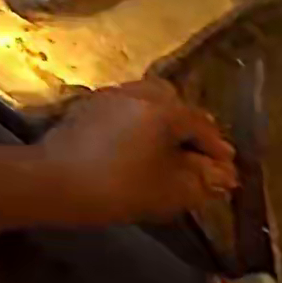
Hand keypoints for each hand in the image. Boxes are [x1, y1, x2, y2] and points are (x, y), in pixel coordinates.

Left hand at [34, 78, 235, 224]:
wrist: (56, 179)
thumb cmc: (120, 186)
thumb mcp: (175, 189)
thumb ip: (204, 178)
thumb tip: (220, 171)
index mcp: (158, 108)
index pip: (200, 122)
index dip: (216, 148)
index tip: (225, 170)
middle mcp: (130, 93)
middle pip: (170, 99)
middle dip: (188, 125)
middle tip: (197, 155)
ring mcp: (103, 96)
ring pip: (142, 99)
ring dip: (160, 120)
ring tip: (169, 152)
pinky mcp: (83, 106)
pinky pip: (120, 106)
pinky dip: (135, 121)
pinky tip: (138, 146)